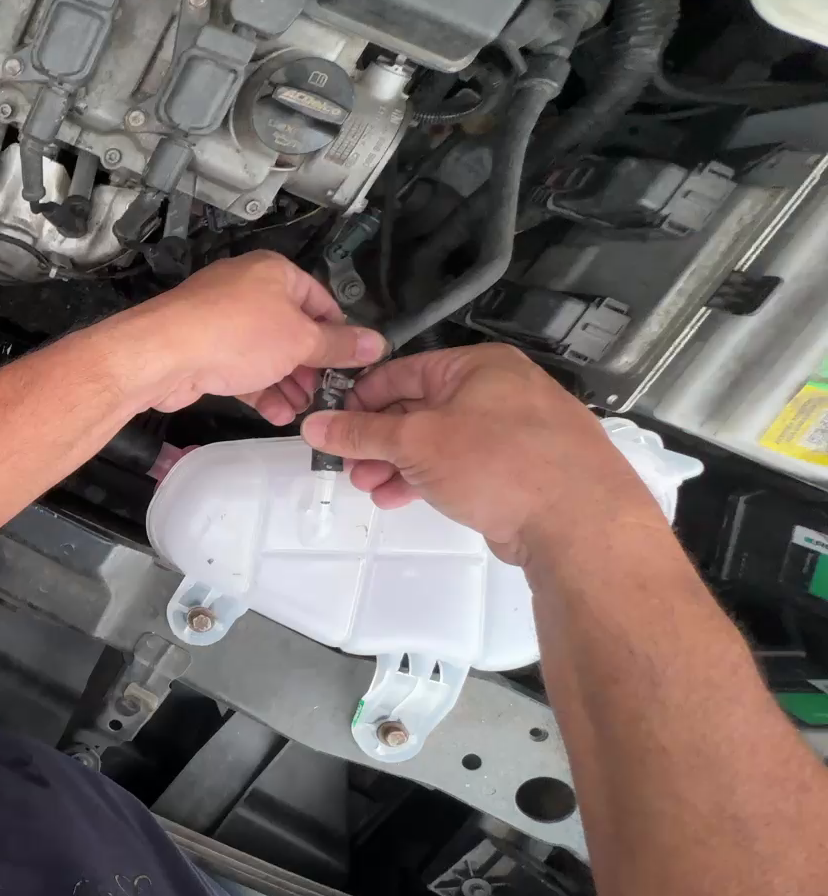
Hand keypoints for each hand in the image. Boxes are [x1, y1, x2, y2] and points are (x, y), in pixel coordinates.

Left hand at [101, 250, 386, 417]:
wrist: (164, 355)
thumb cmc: (235, 334)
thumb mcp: (300, 340)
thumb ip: (338, 345)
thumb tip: (375, 344)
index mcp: (272, 273)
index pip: (319, 299)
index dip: (339, 331)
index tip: (354, 360)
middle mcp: (244, 291)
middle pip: (290, 330)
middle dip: (310, 365)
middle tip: (329, 392)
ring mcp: (218, 323)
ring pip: (264, 354)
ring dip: (287, 383)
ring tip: (305, 409)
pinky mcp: (201, 352)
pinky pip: (238, 370)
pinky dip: (259, 390)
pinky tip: (278, 414)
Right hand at [300, 344, 662, 562]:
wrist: (583, 528)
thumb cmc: (500, 465)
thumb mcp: (413, 442)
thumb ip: (357, 432)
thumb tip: (312, 425)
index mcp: (479, 367)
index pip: (398, 373)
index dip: (358, 399)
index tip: (330, 426)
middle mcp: (499, 391)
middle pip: (414, 409)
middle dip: (374, 440)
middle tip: (347, 464)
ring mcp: (513, 431)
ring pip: (433, 441)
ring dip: (393, 463)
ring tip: (369, 487)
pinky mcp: (519, 469)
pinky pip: (457, 464)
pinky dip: (424, 478)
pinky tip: (398, 497)